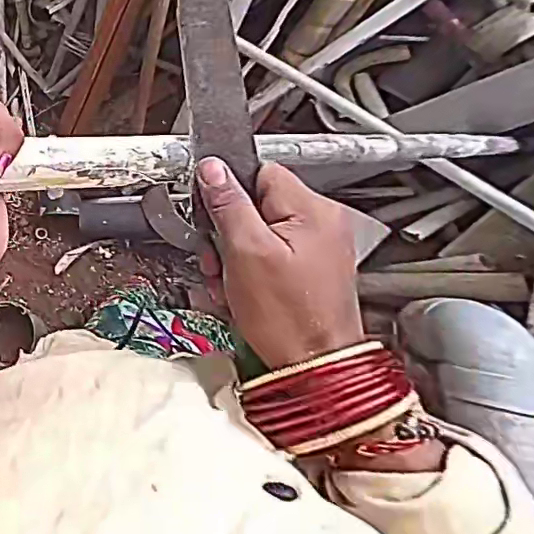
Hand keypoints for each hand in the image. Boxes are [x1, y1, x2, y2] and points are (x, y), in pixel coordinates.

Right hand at [195, 158, 363, 368]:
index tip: (212, 213)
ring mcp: (315, 244)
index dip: (227, 190)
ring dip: (228, 249)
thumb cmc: (287, 315)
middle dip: (223, 227)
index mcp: (312, 211)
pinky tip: (238, 283)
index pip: (258, 172)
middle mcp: (321, 222)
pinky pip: (262, 247)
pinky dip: (242, 263)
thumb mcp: (245, 250)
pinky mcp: (305, 263)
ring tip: (227, 275)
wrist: (311, 364)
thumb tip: (213, 169)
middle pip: (252, 200)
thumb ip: (228, 204)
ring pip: (252, 226)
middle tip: (219, 254)